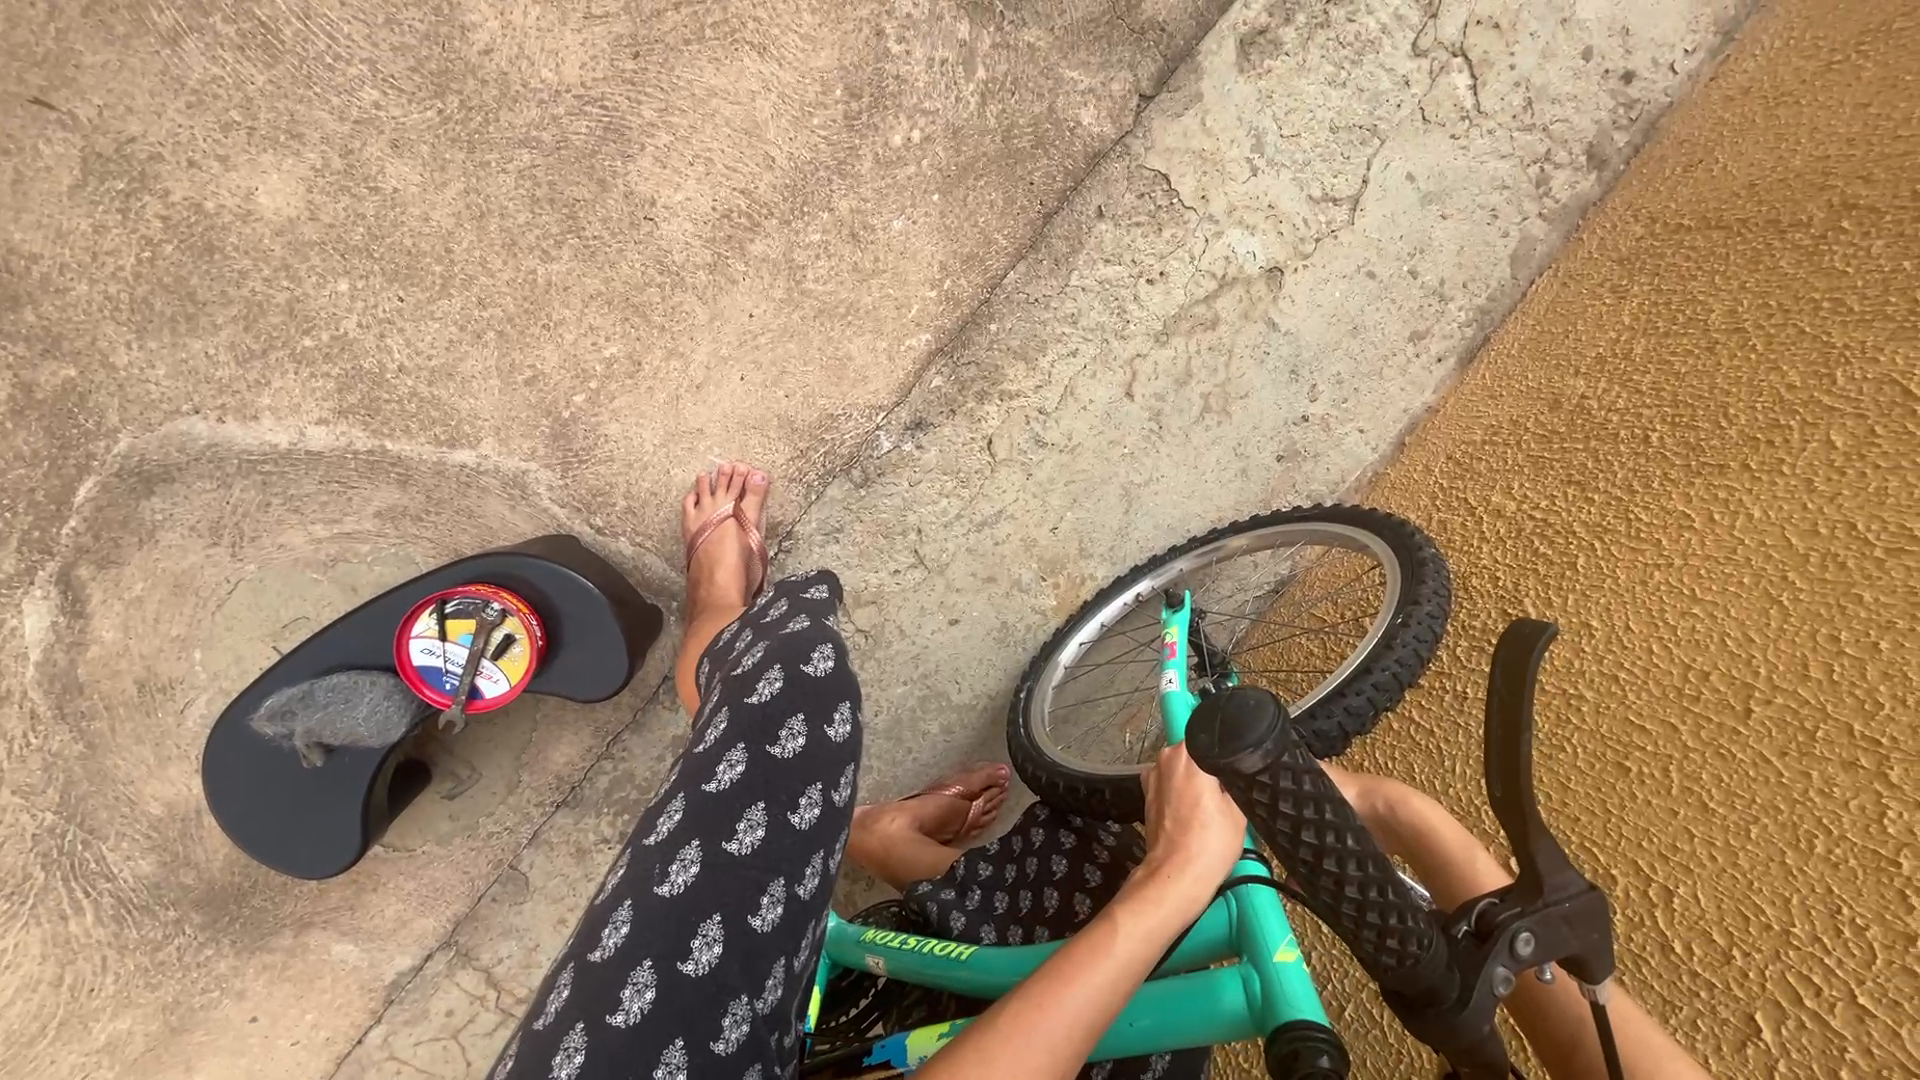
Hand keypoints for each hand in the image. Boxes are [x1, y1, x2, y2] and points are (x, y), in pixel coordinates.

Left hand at [1135, 743, 1247, 904]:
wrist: (1177, 873)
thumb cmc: (1209, 843)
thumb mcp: (1238, 809)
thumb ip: (1234, 780)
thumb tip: (1232, 772)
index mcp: (1188, 754)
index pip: (1211, 738)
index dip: (1226, 751)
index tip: (1235, 768)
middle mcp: (1166, 758)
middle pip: (1194, 752)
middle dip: (1209, 766)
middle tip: (1226, 789)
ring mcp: (1152, 775)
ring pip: (1181, 767)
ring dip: (1194, 779)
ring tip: (1211, 804)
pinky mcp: (1147, 792)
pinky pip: (1169, 782)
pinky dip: (1181, 791)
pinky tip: (1195, 811)